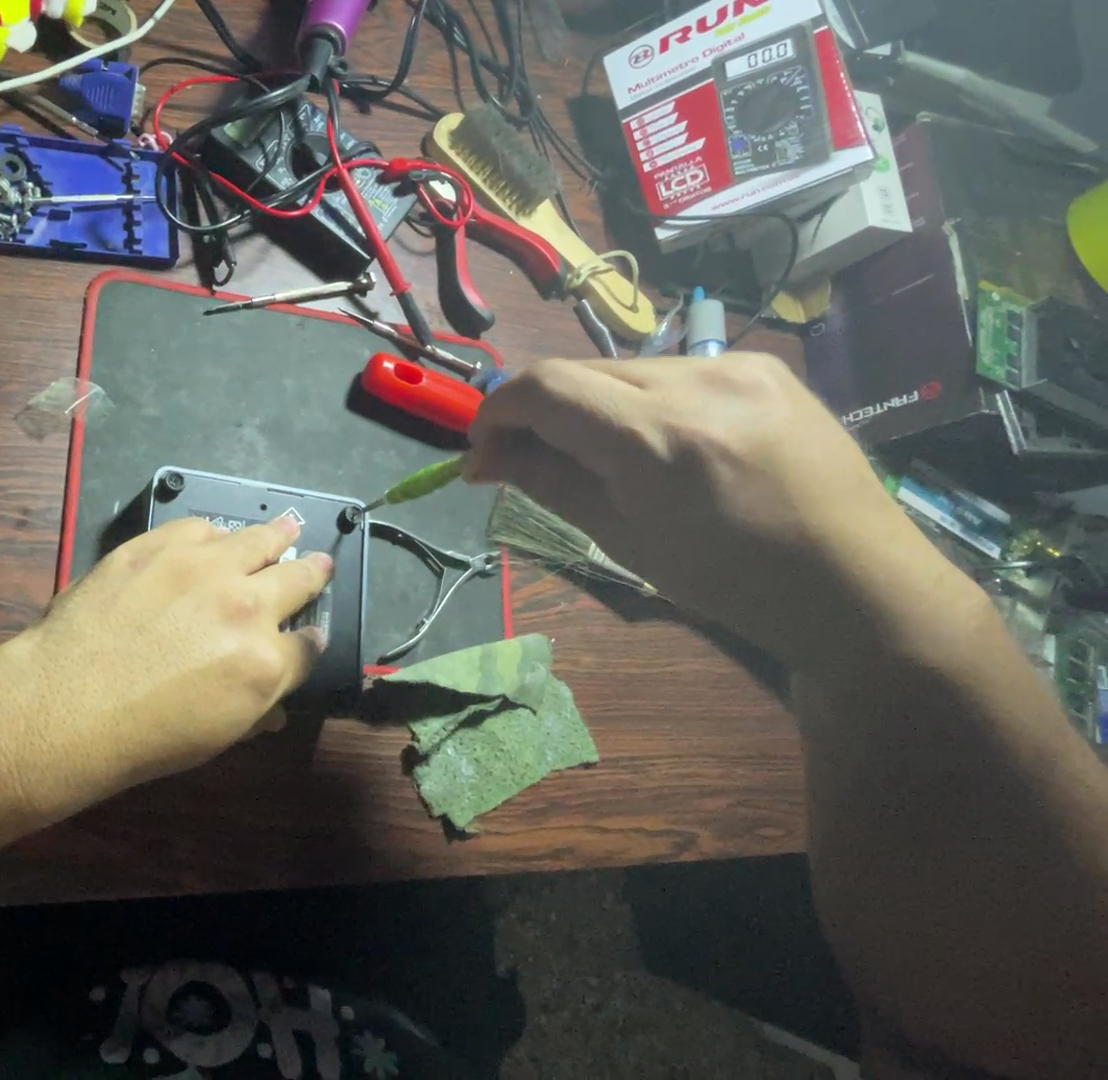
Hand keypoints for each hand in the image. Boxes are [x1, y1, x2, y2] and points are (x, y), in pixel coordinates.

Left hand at [0, 515, 332, 815]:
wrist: (65, 703)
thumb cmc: (142, 738)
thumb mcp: (215, 739)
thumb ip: (256, 713)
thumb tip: (278, 705)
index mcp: (266, 663)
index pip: (308, 646)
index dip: (310, 642)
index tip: (308, 635)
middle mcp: (245, 606)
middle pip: (296, 579)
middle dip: (313, 573)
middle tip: (320, 563)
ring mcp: (201, 568)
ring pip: (257, 540)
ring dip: (277, 536)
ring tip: (287, 528)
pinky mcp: (158, 546)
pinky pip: (200, 528)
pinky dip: (213, 535)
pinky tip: (214, 537)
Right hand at [465, 353, 951, 667]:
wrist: (857, 583)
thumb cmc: (728, 581)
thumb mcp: (621, 538)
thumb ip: (548, 482)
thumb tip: (484, 458)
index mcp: (658, 439)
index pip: (542, 388)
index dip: (494, 414)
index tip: (483, 455)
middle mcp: (698, 382)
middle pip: (575, 371)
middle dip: (535, 413)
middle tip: (527, 462)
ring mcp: (737, 365)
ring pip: (617, 368)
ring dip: (585, 407)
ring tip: (597, 458)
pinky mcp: (761, 365)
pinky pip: (666, 371)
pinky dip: (633, 400)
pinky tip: (653, 443)